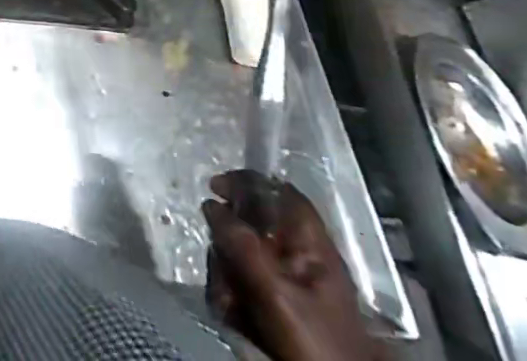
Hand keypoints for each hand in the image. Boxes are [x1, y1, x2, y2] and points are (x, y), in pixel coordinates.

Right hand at [202, 170, 386, 360]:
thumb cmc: (315, 343)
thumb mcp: (276, 292)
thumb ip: (243, 246)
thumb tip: (212, 205)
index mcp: (311, 247)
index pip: (281, 193)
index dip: (249, 182)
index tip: (215, 187)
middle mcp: (300, 258)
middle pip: (252, 226)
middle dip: (228, 245)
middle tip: (223, 268)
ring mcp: (289, 284)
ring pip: (241, 257)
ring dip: (227, 276)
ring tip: (231, 304)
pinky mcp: (278, 308)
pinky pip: (243, 286)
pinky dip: (232, 299)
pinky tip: (235, 318)